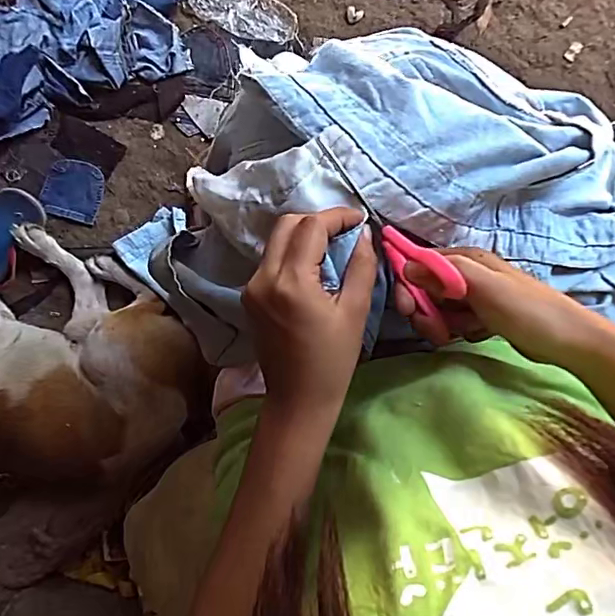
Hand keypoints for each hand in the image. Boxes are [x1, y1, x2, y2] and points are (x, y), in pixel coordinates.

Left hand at [242, 208, 377, 413]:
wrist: (298, 399)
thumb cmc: (333, 360)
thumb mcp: (355, 311)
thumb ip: (361, 266)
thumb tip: (365, 234)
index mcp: (291, 282)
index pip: (311, 227)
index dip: (337, 216)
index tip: (360, 220)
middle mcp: (263, 278)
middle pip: (287, 225)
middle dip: (318, 221)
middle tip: (346, 230)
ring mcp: (252, 288)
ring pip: (276, 241)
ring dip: (305, 236)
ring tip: (334, 247)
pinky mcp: (249, 298)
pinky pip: (271, 261)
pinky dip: (293, 254)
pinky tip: (315, 268)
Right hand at [392, 247, 614, 367]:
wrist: (567, 340)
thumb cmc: (528, 310)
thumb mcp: (486, 287)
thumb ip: (447, 273)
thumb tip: (407, 265)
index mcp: (469, 259)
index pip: (423, 262)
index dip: (410, 283)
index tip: (407, 308)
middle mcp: (470, 273)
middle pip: (428, 288)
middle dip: (425, 310)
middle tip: (435, 331)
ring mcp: (478, 296)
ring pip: (441, 307)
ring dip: (440, 324)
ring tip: (454, 336)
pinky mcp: (484, 317)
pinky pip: (457, 322)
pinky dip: (457, 330)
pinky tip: (471, 337)